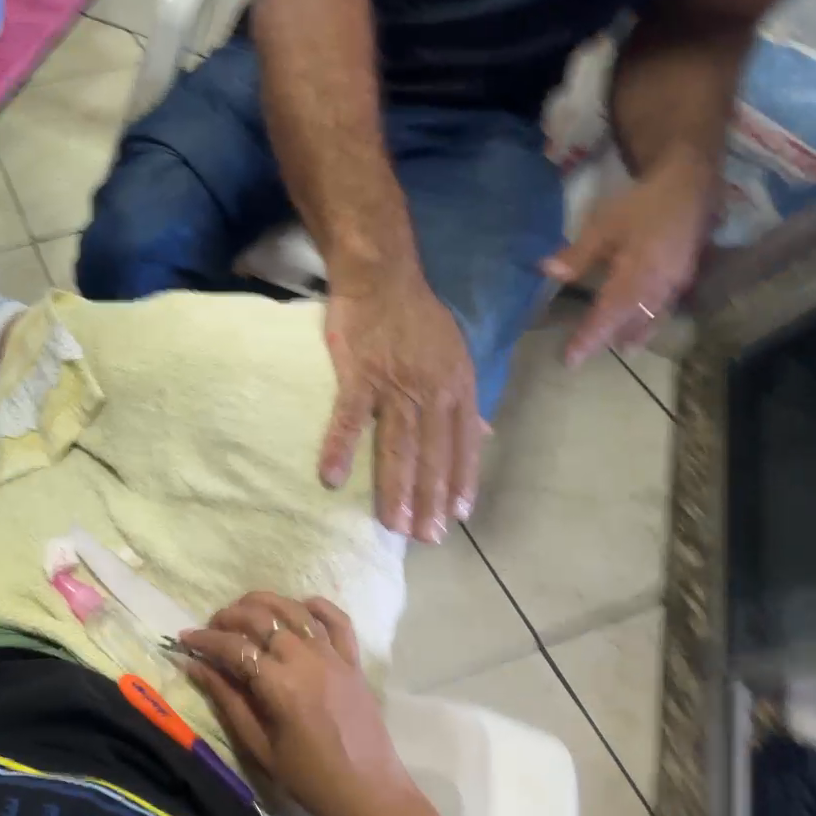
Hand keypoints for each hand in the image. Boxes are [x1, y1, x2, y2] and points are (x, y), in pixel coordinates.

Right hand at [181, 593, 450, 815]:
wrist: (373, 795)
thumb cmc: (310, 777)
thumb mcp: (260, 746)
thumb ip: (226, 700)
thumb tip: (192, 665)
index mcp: (281, 686)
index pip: (233, 647)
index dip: (204, 640)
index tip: (184, 638)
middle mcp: (306, 660)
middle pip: (258, 617)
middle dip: (227, 616)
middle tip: (212, 629)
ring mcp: (333, 656)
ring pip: (292, 608)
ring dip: (262, 602)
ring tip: (244, 611)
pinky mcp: (353, 660)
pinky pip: (336, 619)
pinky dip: (315, 606)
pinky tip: (297, 607)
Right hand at [319, 273, 481, 542]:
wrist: (381, 277)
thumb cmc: (415, 314)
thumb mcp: (455, 352)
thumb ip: (464, 397)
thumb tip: (484, 432)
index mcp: (458, 387)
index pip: (464, 445)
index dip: (460, 482)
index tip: (457, 518)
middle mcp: (431, 393)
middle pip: (432, 455)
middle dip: (430, 499)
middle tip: (426, 537)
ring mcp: (394, 386)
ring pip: (398, 446)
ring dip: (396, 488)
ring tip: (394, 524)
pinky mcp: (358, 376)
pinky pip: (348, 418)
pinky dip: (340, 448)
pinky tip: (332, 477)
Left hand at [543, 154, 715, 366]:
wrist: (691, 184)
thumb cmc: (642, 205)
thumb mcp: (603, 226)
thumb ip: (577, 253)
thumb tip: (547, 273)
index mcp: (640, 276)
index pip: (608, 315)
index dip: (589, 337)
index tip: (570, 358)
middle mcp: (662, 285)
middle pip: (632, 321)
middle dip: (607, 339)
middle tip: (583, 358)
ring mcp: (677, 280)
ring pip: (652, 315)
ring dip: (632, 332)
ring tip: (617, 349)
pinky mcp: (684, 273)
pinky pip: (664, 304)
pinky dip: (649, 318)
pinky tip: (641, 323)